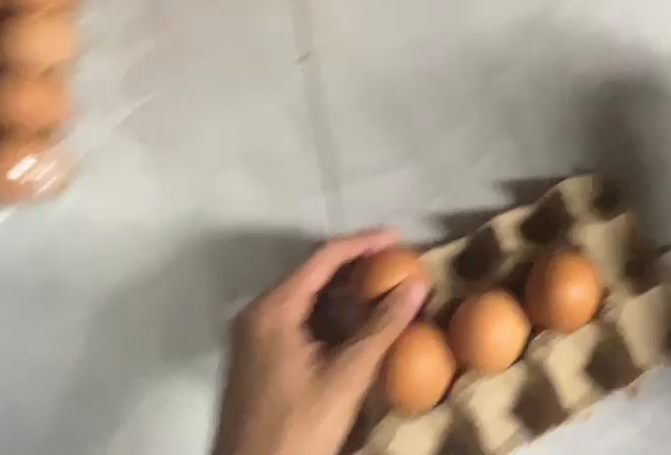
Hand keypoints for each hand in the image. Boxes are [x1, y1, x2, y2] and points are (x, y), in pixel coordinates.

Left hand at [212, 230, 427, 454]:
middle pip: (312, 271)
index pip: (324, 257)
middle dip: (356, 264)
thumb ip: (383, 326)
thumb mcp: (347, 377)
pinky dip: (329, 312)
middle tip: (397, 263)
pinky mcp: (257, 358)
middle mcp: (257, 314)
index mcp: (273, 309)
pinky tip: (356, 322)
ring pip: (305, 295)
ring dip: (344, 289)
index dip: (364, 242)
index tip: (400, 238)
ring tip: (384, 288)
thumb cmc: (296, 432)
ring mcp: (253, 337)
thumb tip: (417, 283)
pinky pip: (297, 317)